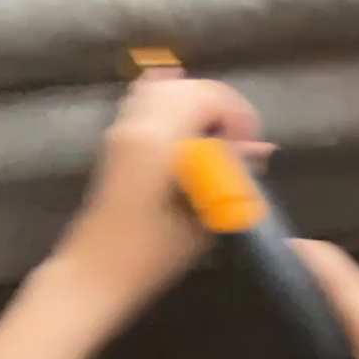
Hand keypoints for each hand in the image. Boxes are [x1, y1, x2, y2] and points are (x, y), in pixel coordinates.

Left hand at [27, 71, 263, 332]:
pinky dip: (167, 99)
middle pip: (187, 87)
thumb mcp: (204, 216)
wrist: (96, 271)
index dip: (238, 113)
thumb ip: (232, 175)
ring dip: (195, 102)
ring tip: (215, 134)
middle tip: (238, 140)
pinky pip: (142, 100)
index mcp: (160, 139)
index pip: (208, 96)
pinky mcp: (115, 140)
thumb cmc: (152, 253)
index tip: (251, 145)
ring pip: (164, 88)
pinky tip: (183, 116)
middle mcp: (138, 123)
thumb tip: (261, 149)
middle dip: (220, 105)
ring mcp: (122, 128)